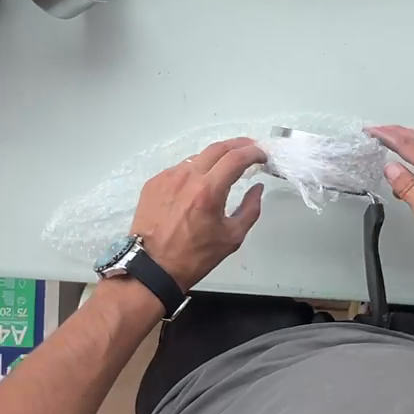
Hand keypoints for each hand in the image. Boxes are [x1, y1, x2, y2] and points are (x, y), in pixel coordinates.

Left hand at [129, 138, 267, 289]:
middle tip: (250, 149)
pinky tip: (198, 182)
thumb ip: (250, 209)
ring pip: (197, 157)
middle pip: (217, 148)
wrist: (152, 268)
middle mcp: (186, 177)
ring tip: (225, 167)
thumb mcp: (232, 237)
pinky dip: (194, 171)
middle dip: (238, 145)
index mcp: (208, 191)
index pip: (236, 158)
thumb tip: (257, 189)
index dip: (253, 152)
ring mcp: (167, 178)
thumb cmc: (193, 257)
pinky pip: (179, 169)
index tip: (261, 155)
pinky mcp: (154, 183)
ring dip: (215, 158)